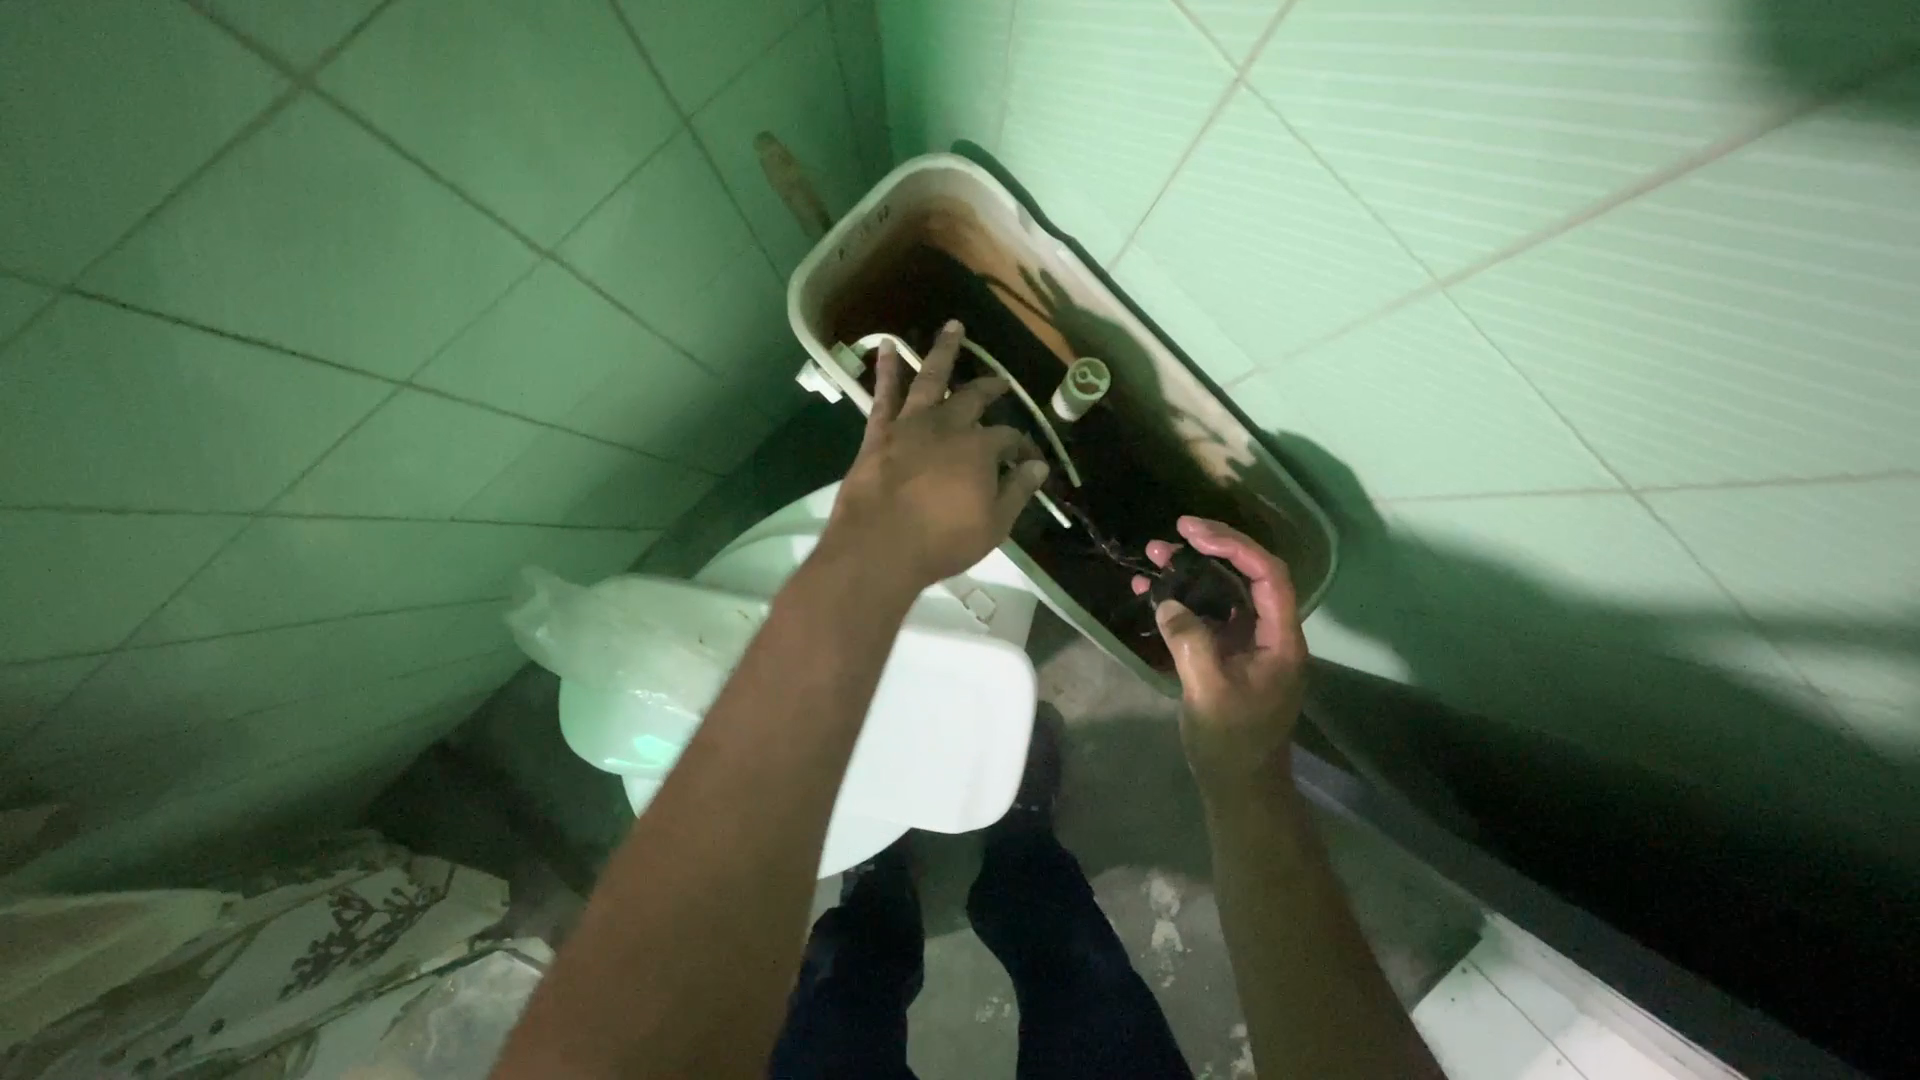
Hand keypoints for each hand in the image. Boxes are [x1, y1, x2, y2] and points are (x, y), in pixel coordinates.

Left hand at [824, 320, 1049, 591]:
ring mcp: (910, 425)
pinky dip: (886, 369)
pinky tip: (885, 346)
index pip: (1009, 438)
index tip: (1028, 461)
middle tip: (1000, 382)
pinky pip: (883, 395)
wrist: (879, 547)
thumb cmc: (942, 541)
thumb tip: (1038, 466)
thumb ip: (1017, 491)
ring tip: (953, 327)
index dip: (1022, 447)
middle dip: (990, 388)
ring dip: (944, 351)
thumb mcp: (993, 524)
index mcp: (980, 448)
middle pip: (973, 398)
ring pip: (930, 378)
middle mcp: (948, 426)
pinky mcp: (878, 433)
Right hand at [1131, 516, 1307, 786]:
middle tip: (1171, 536)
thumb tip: (1166, 602)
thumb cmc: (1232, 743)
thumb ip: (1189, 641)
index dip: (1234, 546)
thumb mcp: (1208, 692)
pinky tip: (1150, 594)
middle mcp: (1269, 632)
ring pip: (1224, 593)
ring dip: (1191, 573)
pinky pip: (1207, 616)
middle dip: (1210, 551)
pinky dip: (1181, 602)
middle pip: (1247, 575)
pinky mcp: (1227, 654)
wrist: (1239, 784)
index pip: (1267, 575)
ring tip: (1153, 557)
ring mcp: (1248, 643)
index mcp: (1281, 639)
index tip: (1193, 533)